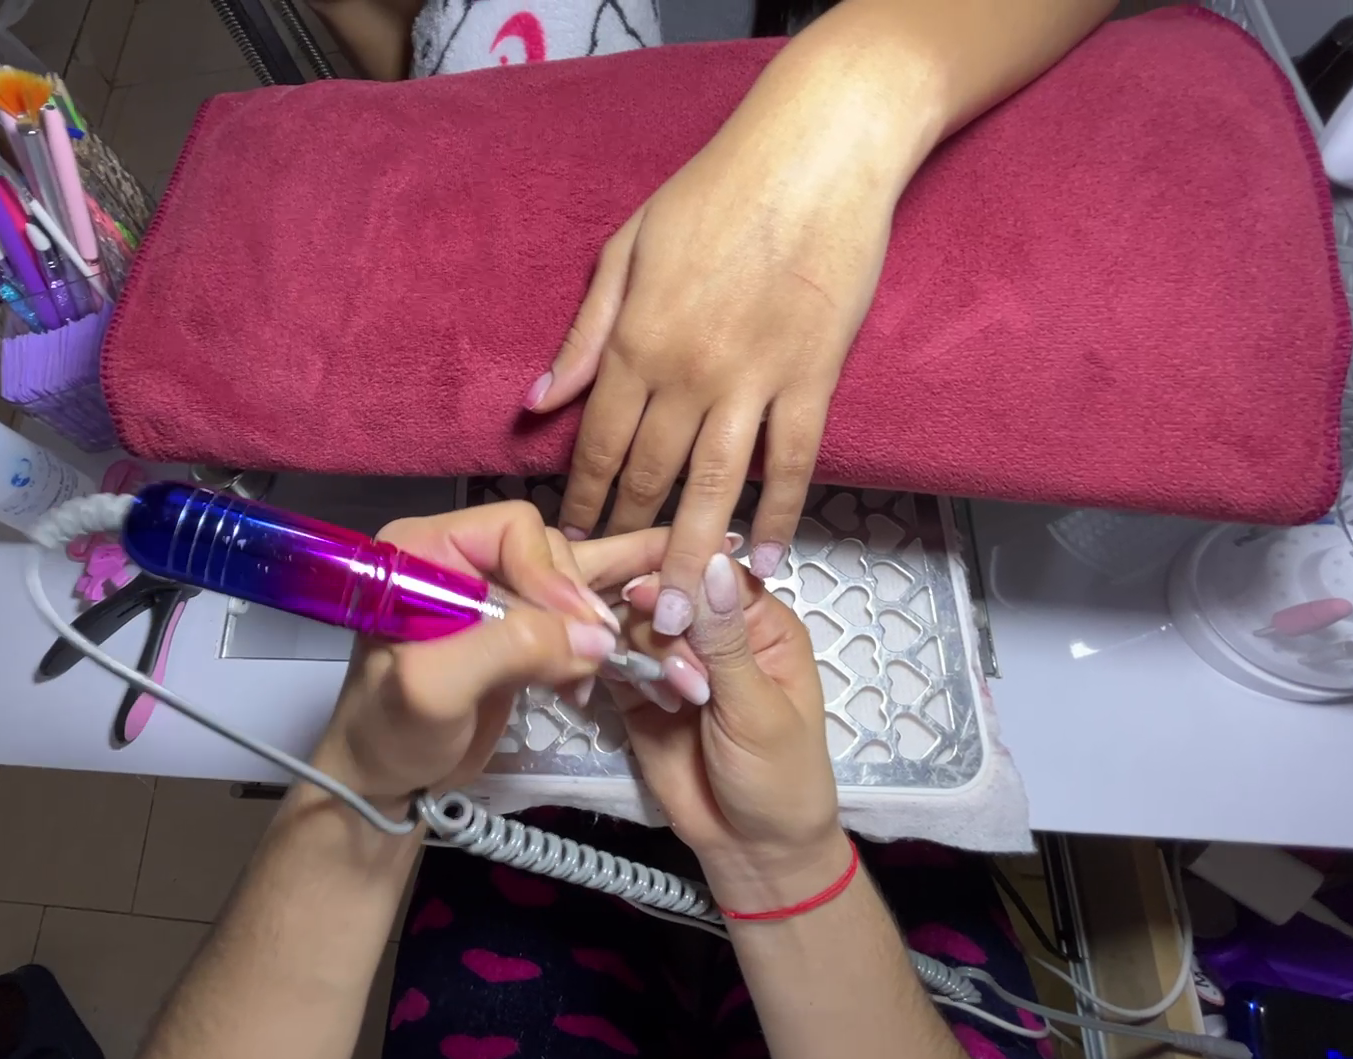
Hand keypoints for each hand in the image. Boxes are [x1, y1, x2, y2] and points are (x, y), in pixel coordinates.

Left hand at [312, 502, 669, 803]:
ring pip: (560, 582)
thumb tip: (594, 637)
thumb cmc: (392, 732)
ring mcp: (486, 595)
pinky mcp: (508, 630)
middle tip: (588, 657)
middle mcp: (458, 561)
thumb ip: (509, 649)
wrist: (387, 781)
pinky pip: (562, 616)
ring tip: (581, 676)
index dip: (546, 571)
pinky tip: (579, 680)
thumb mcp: (437, 688)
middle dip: (570, 604)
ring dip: (581, 628)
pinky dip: (580, 644)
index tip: (570, 627)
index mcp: (425, 550)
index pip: (511, 528)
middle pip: (544, 551)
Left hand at [526, 47, 937, 637]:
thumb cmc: (709, 196)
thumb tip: (539, 401)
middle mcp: (687, 376)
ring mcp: (754, 383)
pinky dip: (783, 515)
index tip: (569, 542)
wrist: (813, 153)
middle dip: (626, 537)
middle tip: (614, 592)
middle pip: (650, 476)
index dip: (581, 497)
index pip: (599, 444)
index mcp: (636, 346)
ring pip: (716, 487)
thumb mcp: (624, 251)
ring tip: (680, 612)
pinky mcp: (813, 380)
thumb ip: (584, 336)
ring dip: (694, 554)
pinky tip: (769, 560)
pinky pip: (795, 462)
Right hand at [612, 554, 849, 911]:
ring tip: (669, 699)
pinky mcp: (637, 688)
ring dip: (642, 654)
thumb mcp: (757, 708)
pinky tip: (635, 696)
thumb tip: (711, 562)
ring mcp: (670, 660)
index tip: (653, 598)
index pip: (713, 573)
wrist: (747, 848)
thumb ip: (723, 639)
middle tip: (677, 677)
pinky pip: (613, 658)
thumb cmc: (778, 776)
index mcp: (758, 625)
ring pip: (633, 622)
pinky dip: (613, 669)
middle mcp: (711, 633)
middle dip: (661, 626)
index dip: (682, 577)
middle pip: (664, 592)